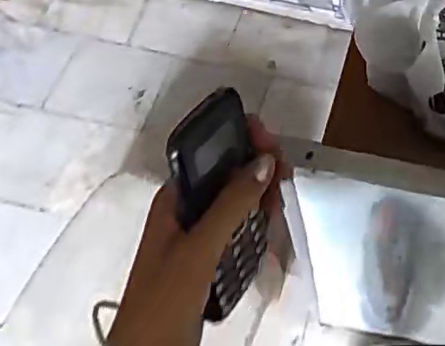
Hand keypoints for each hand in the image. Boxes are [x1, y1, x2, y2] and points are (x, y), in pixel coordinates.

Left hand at [108, 118, 283, 345]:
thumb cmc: (161, 304)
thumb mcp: (199, 250)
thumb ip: (231, 204)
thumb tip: (263, 161)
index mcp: (174, 199)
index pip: (210, 154)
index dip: (239, 140)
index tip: (269, 140)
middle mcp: (184, 213)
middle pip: (226, 177)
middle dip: (255, 171)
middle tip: (283, 174)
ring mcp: (194, 241)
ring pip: (234, 207)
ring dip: (258, 201)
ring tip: (279, 205)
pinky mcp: (205, 266)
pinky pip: (236, 236)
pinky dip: (254, 230)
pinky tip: (269, 234)